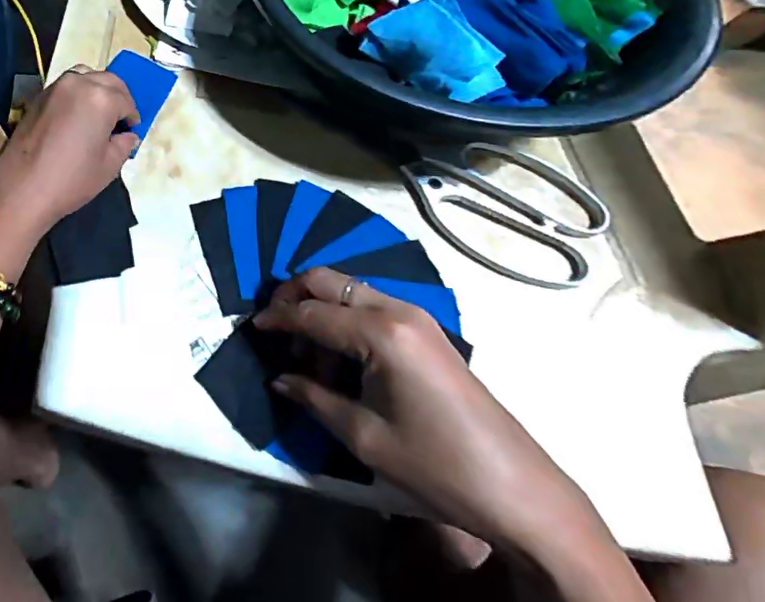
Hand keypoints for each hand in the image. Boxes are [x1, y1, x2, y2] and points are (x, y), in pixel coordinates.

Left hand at [0, 67, 139, 265]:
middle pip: (108, 81)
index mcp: (102, 98)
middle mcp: (80, 84)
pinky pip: (67, 86)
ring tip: (98, 116)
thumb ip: (124, 144)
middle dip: (118, 98)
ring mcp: (56, 88)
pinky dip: (78, 94)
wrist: (20, 190)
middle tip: (118, 122)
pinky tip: (76, 118)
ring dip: (98, 90)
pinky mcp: (39, 97)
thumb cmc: (71, 179)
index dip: (131, 118)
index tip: (130, 131)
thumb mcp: (108, 166)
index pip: (126, 101)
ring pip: (86, 77)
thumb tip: (127, 136)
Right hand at [251, 268, 580, 547]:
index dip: (277, 318)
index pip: (313, 312)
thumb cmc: (435, 464)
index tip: (251, 328)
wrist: (513, 485)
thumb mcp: (365, 436)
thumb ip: (314, 398)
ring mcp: (416, 315)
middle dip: (295, 295)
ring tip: (307, 356)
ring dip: (321, 309)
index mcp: (381, 332)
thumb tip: (279, 378)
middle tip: (274, 328)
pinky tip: (339, 354)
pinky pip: (372, 306)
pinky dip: (346, 318)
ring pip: (351, 290)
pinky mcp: (425, 329)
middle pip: (330, 280)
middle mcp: (397, 308)